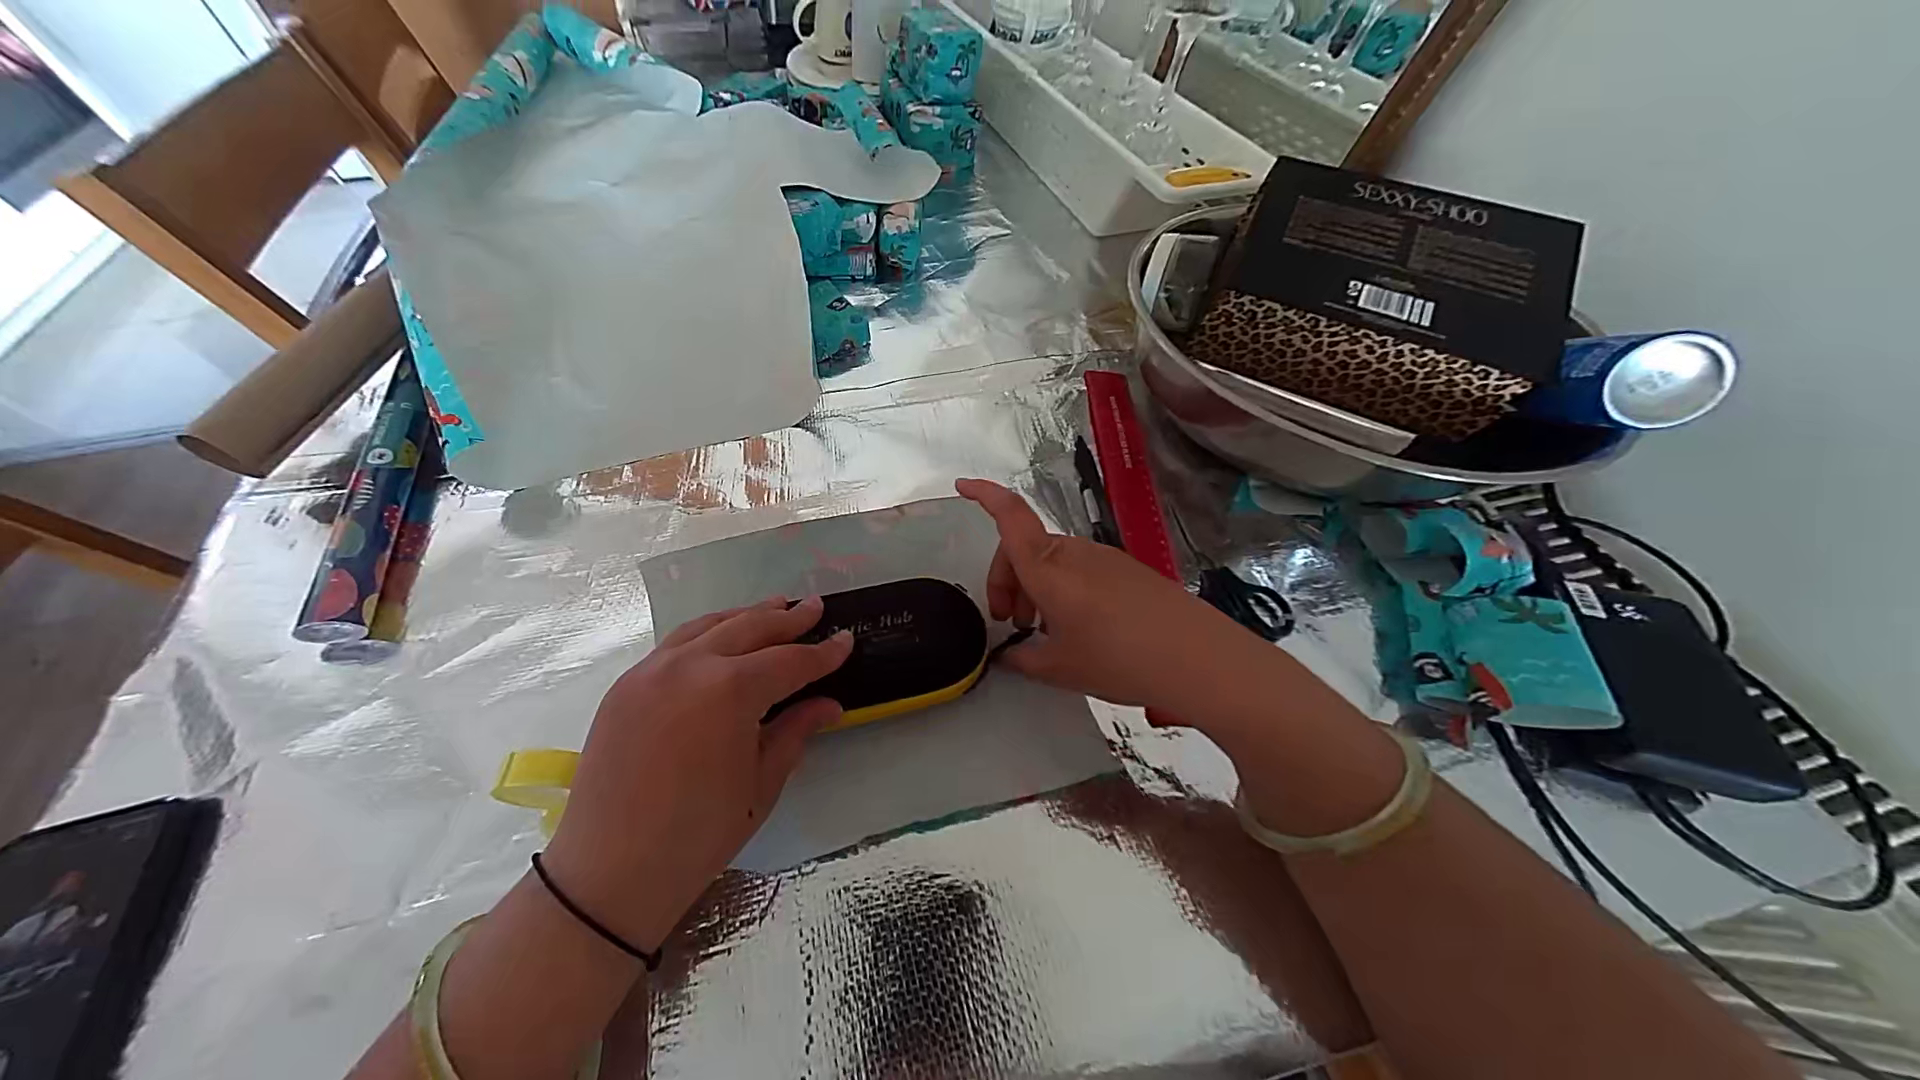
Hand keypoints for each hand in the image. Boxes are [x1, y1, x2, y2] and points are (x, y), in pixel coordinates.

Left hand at [541, 596, 852, 955]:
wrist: (609, 873)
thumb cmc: (699, 834)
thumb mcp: (761, 782)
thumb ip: (795, 730)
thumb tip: (829, 705)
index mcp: (730, 690)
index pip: (789, 661)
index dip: (822, 653)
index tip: (846, 639)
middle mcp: (690, 665)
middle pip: (749, 629)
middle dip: (787, 619)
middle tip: (814, 608)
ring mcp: (651, 671)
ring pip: (708, 626)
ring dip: (745, 616)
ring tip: (773, 609)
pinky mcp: (625, 685)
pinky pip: (675, 644)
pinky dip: (707, 632)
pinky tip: (721, 639)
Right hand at [958, 478, 1401, 835]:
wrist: (1199, 659)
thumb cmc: (1119, 659)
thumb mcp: (1060, 668)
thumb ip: (1024, 659)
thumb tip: (1009, 656)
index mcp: (1048, 570)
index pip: (1010, 518)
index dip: (984, 497)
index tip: (961, 486)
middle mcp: (1074, 553)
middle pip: (1024, 550)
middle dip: (1007, 582)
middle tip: (1011, 625)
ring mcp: (1104, 559)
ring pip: (1052, 563)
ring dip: (1036, 590)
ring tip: (1045, 635)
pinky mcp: (1127, 570)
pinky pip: (1080, 571)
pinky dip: (1063, 591)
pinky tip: (1078, 630)